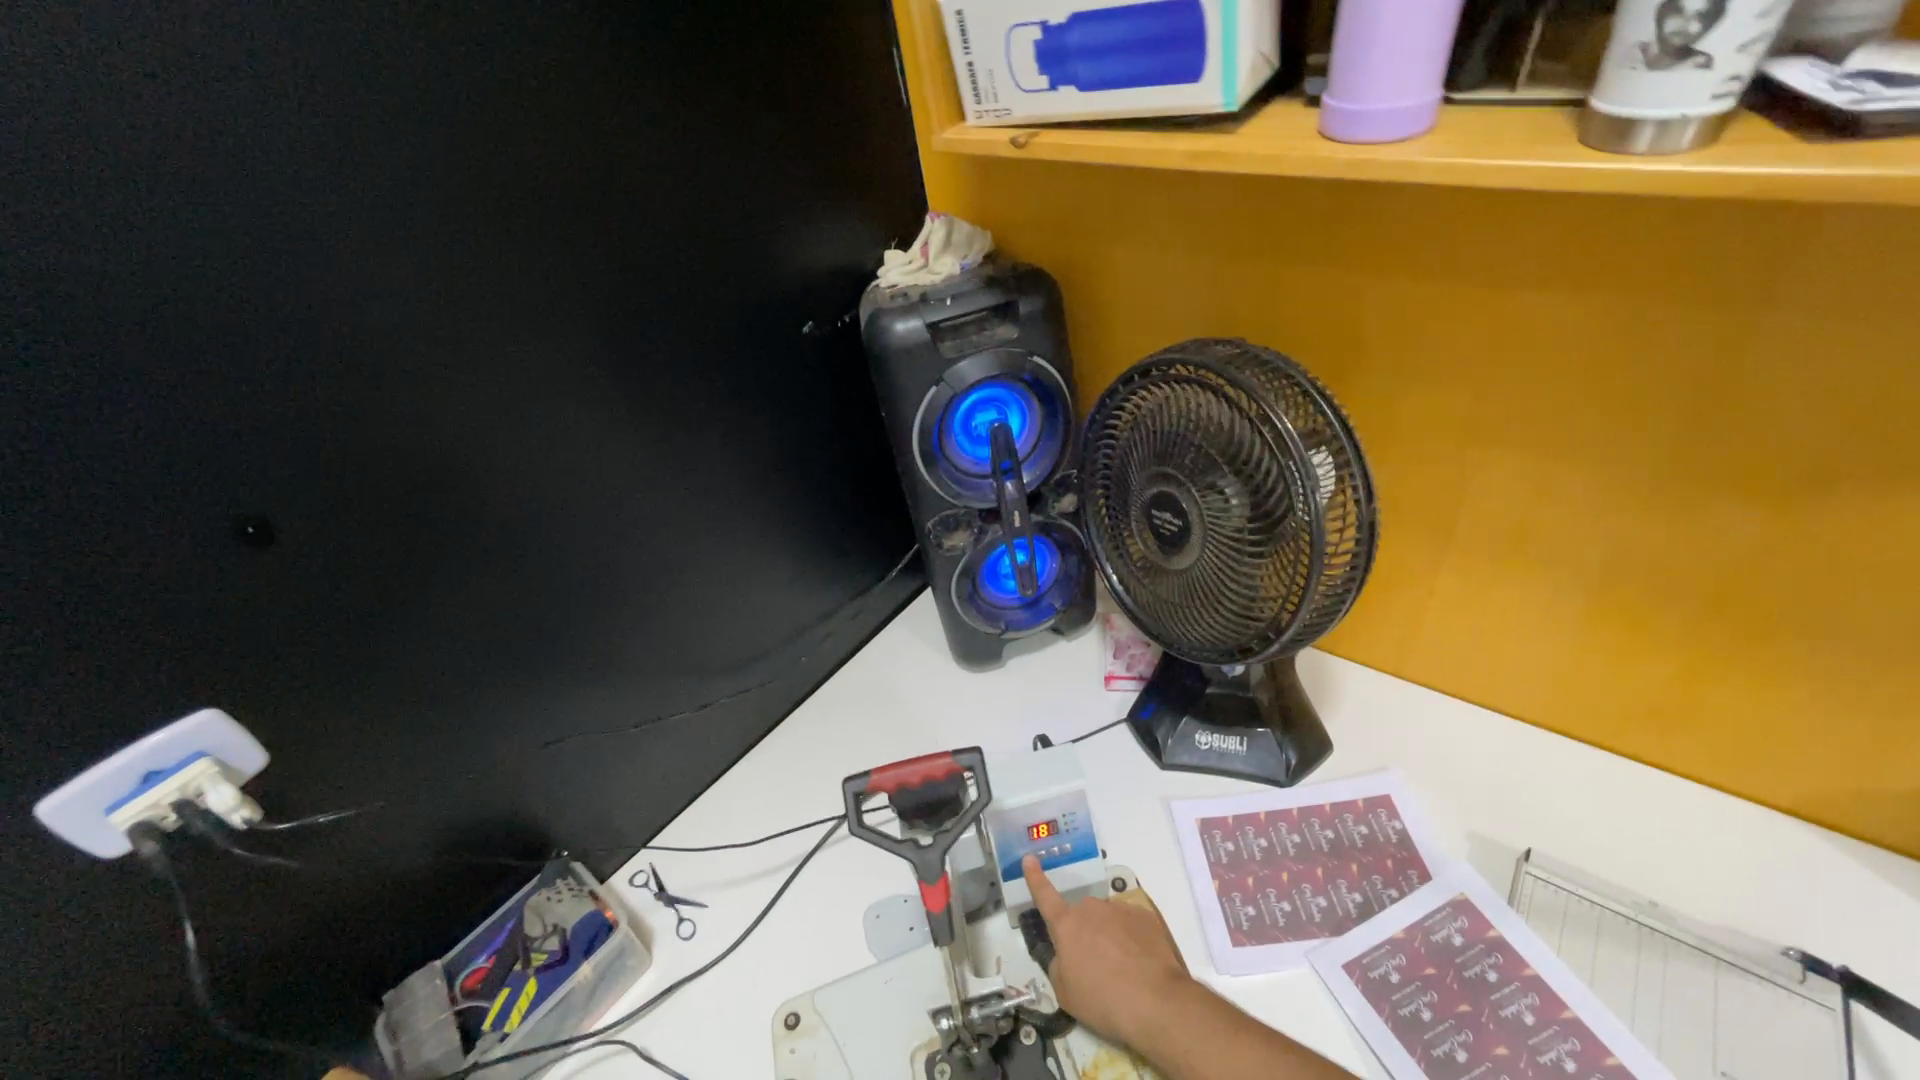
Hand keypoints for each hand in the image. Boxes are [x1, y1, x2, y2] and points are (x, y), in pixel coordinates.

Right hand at [1021, 854, 1192, 1042]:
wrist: (1156, 1002)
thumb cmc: (1103, 1000)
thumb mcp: (1065, 993)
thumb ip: (1058, 966)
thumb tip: (1065, 955)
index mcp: (1066, 925)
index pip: (1045, 896)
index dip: (1035, 878)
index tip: (1029, 859)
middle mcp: (1091, 909)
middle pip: (1082, 917)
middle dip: (1084, 934)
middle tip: (1095, 965)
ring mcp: (1120, 909)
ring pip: (1107, 920)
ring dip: (1109, 937)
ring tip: (1123, 970)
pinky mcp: (1145, 916)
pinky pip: (1131, 925)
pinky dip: (1132, 940)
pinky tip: (1141, 964)